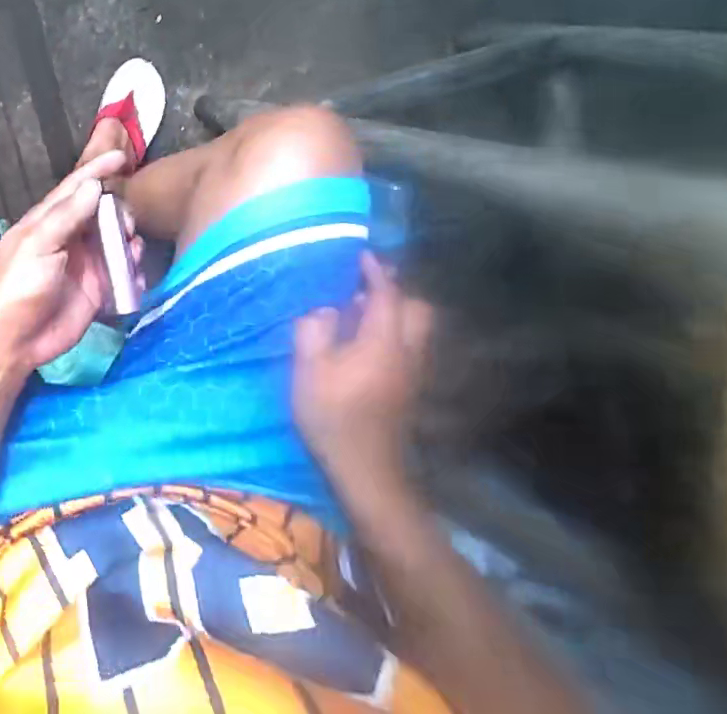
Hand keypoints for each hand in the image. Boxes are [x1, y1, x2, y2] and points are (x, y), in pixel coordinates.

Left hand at [0, 151, 142, 376]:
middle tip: (126, 226)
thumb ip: (66, 216)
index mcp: (47, 222)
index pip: (76, 188)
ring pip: (117, 241)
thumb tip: (94, 185)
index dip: (97, 170)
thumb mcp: (37, 246)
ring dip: (130, 242)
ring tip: (132, 252)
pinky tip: (136, 278)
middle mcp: (69, 238)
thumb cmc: (17, 288)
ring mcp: (85, 263)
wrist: (15, 343)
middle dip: (120, 213)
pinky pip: (123, 272)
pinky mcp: (98, 288)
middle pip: (103, 213)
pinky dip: (134, 271)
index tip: (120, 156)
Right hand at [292, 252, 434, 488]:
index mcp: (383, 341)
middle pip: (417, 308)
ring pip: (418, 329)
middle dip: (396, 291)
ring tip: (364, 314)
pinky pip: (411, 346)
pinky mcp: (411, 390)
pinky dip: (396, 333)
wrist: (366, 470)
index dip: (376, 272)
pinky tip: (368, 344)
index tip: (363, 256)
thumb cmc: (334, 417)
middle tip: (366, 287)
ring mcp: (413, 372)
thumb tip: (326, 309)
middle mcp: (407, 351)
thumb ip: (314, 331)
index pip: (388, 295)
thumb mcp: (309, 371)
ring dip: (397, 313)